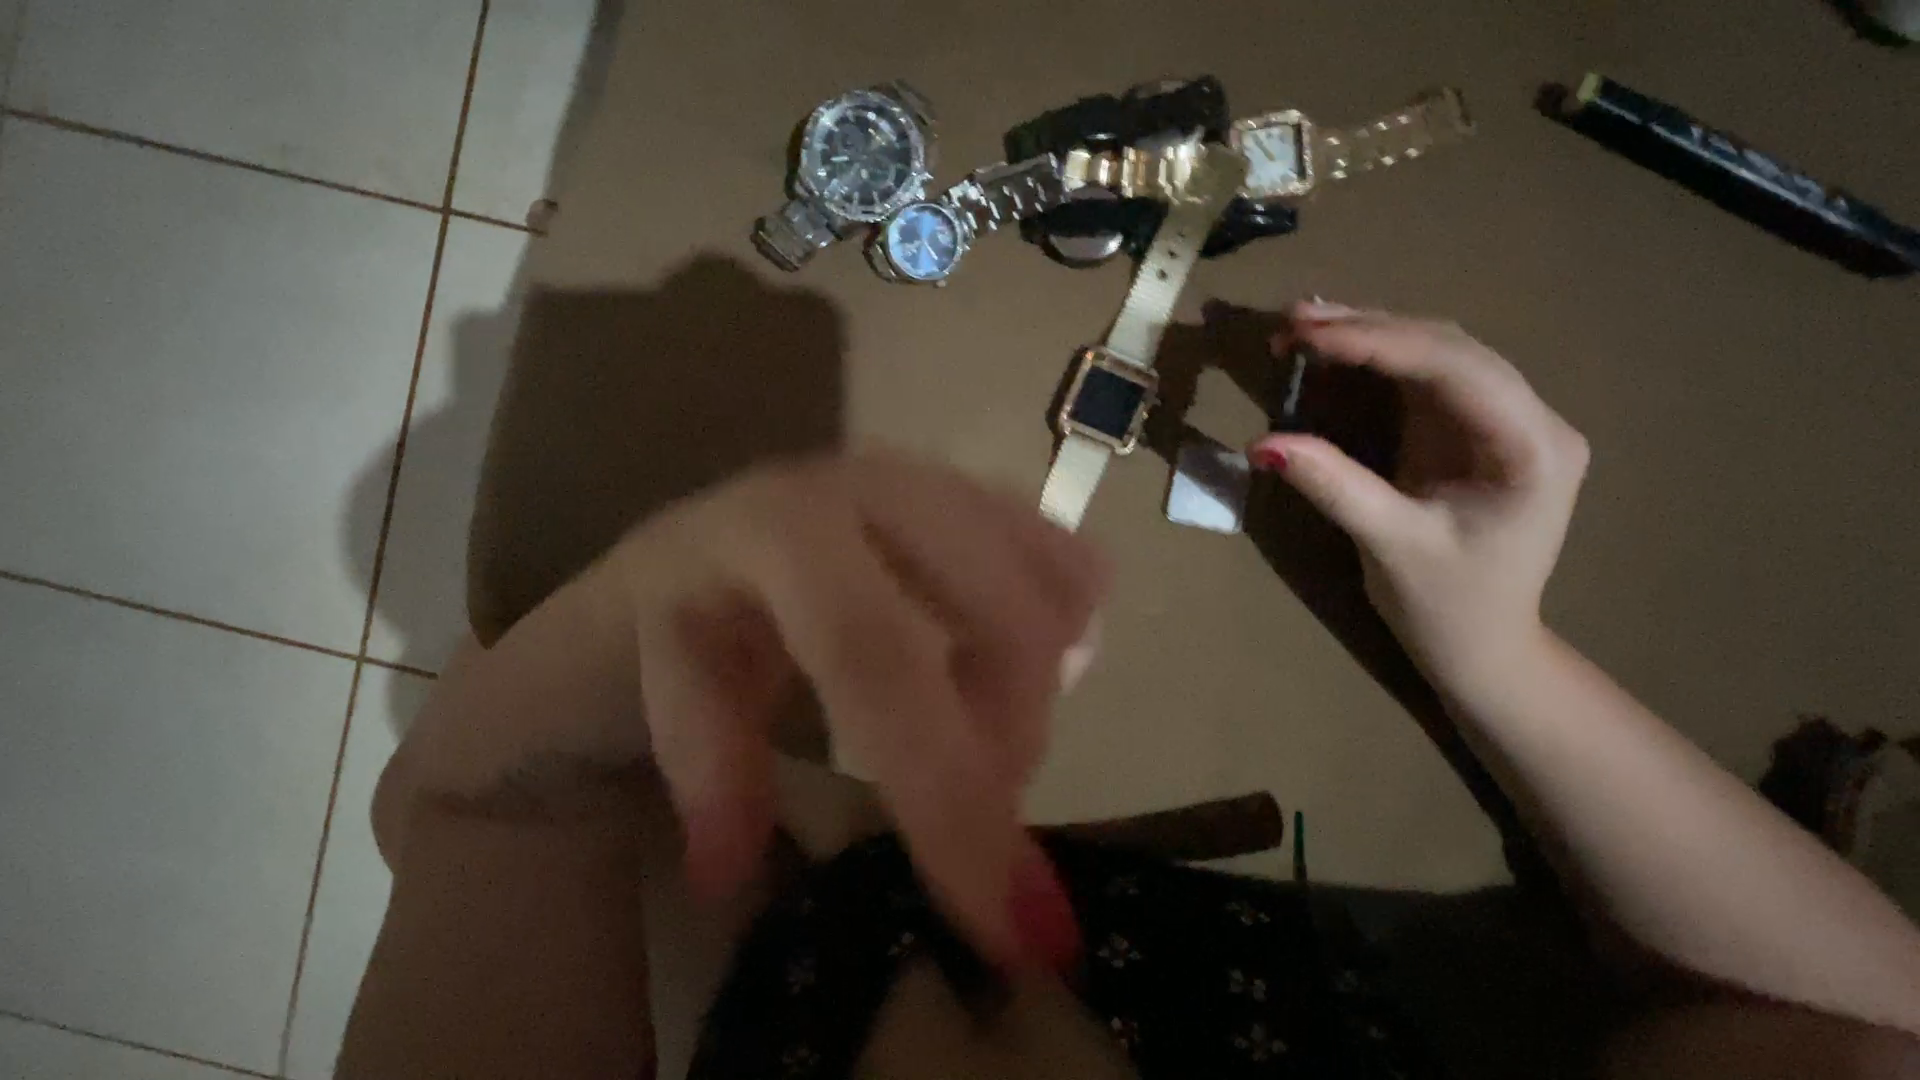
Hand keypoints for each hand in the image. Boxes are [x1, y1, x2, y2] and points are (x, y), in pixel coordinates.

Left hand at [594, 452, 1107, 969]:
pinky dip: (1066, 638)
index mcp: (781, 532)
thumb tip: (735, 871)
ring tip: (974, 733)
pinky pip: (1070, 566)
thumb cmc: (682, 621)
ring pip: (1052, 594)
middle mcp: (878, 487)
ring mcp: (944, 481)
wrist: (712, 540)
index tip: (1019, 927)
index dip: (951, 792)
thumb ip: (705, 770)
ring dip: (1036, 696)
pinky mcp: (984, 494)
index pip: (880, 660)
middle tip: (975, 808)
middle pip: (1004, 622)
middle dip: (1014, 740)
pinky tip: (1011, 674)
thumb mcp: (667, 690)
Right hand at [1249, 301, 1589, 688]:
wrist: (1482, 647)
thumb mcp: (1389, 546)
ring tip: (1303, 324)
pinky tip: (1334, 344)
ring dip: (1370, 335)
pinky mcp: (1468, 431)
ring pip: (1436, 354)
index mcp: (1531, 448)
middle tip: (1293, 322)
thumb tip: (1261, 443)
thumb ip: (1333, 486)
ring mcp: (1500, 421)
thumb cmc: (1448, 606)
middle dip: (1370, 329)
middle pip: (1449, 349)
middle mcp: (1529, 420)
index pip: (1457, 368)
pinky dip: (1374, 359)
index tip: (1310, 335)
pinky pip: (1422, 379)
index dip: (1380, 342)